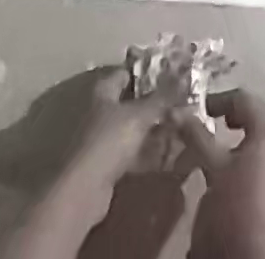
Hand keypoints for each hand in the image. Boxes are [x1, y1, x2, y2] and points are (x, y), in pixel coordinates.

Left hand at [68, 68, 183, 186]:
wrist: (80, 192)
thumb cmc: (107, 141)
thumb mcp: (139, 115)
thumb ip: (162, 98)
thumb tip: (184, 78)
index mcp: (101, 89)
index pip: (127, 73)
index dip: (149, 75)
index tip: (173, 79)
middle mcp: (98, 109)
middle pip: (131, 102)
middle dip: (155, 106)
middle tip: (181, 109)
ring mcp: (100, 137)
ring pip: (132, 129)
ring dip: (153, 132)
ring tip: (179, 133)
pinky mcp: (103, 164)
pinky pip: (130, 152)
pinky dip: (146, 153)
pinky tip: (167, 157)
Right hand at [181, 89, 264, 258]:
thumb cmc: (235, 209)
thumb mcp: (212, 169)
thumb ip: (197, 136)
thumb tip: (175, 111)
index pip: (246, 99)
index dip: (221, 99)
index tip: (200, 108)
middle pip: (261, 117)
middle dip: (236, 116)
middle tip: (213, 122)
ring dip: (245, 138)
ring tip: (223, 148)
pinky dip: (255, 158)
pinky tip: (238, 175)